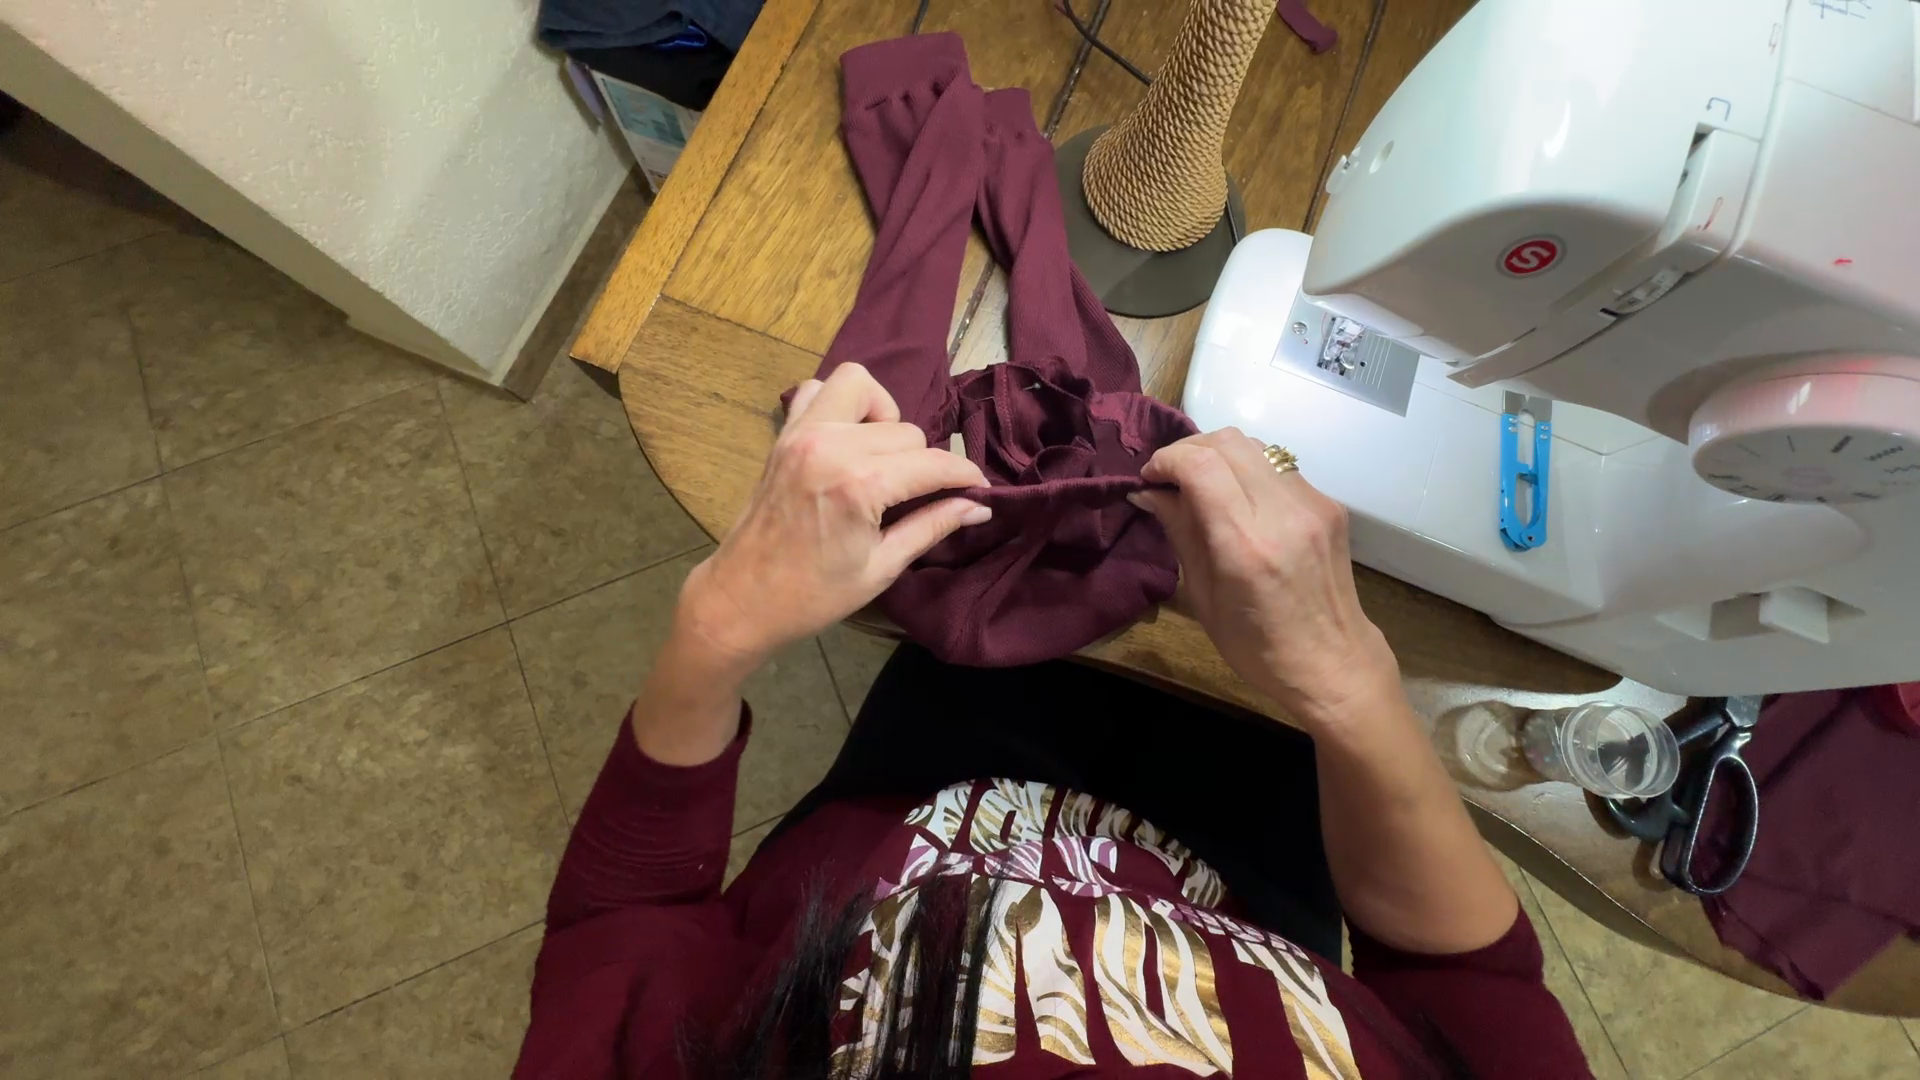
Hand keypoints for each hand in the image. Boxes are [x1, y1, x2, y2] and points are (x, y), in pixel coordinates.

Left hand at [675, 363, 990, 675]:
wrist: (741, 600)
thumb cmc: (814, 595)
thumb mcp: (882, 567)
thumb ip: (932, 526)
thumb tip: (979, 507)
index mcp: (859, 485)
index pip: (932, 463)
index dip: (963, 476)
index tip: (978, 489)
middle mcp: (832, 445)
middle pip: (905, 430)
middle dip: (924, 461)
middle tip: (920, 495)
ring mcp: (802, 433)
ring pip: (861, 385)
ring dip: (883, 415)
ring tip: (884, 455)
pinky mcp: (783, 434)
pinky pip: (816, 389)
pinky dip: (840, 404)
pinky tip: (848, 440)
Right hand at [1130, 429, 1398, 727]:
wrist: (1333, 664)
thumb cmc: (1256, 645)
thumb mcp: (1203, 595)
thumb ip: (1180, 531)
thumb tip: (1148, 492)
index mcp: (1245, 544)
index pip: (1200, 466)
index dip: (1166, 460)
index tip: (1149, 478)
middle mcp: (1283, 513)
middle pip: (1227, 442)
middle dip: (1188, 450)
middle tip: (1169, 477)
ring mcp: (1313, 504)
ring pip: (1254, 446)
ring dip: (1217, 455)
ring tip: (1199, 484)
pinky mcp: (1329, 504)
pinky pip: (1277, 466)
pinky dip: (1246, 470)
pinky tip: (1236, 499)